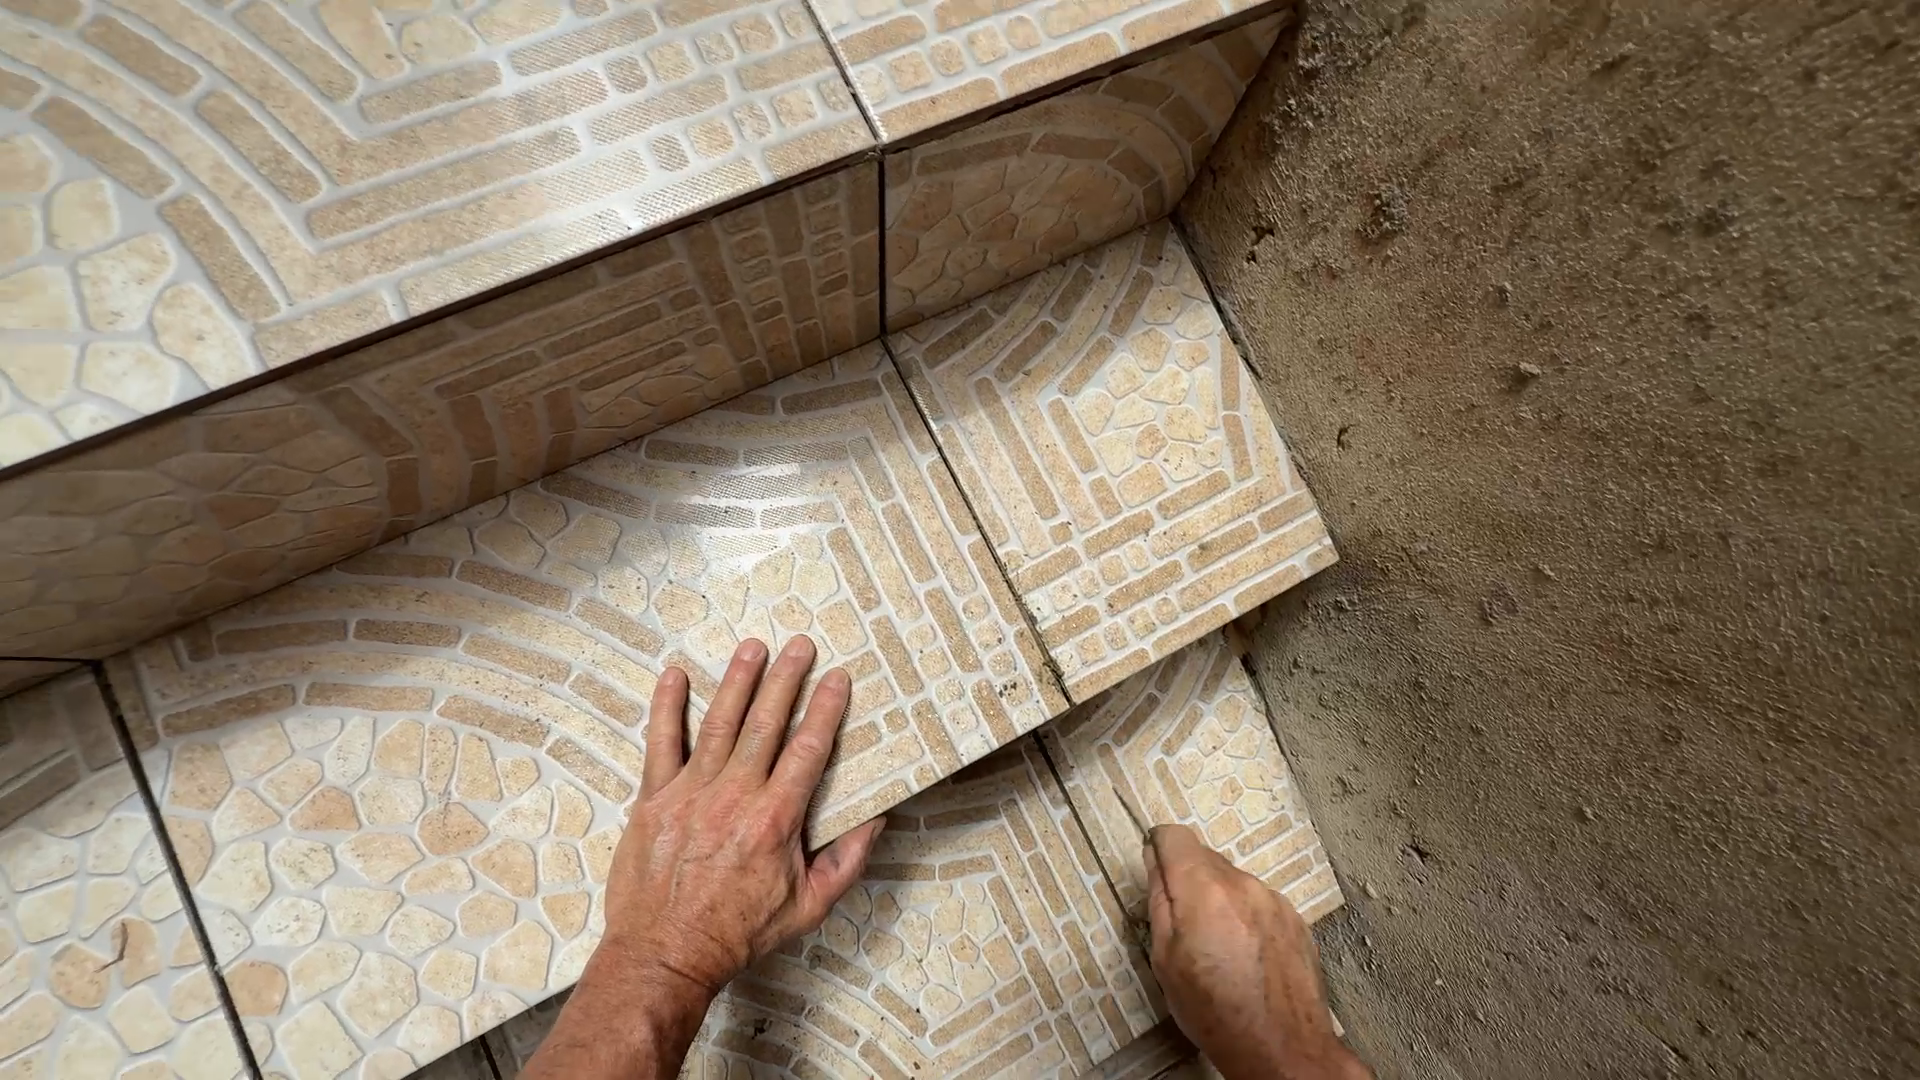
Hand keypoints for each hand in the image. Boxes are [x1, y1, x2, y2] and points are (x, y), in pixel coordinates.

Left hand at [527, 636, 884, 1079]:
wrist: (662, 956)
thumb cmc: (739, 932)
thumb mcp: (809, 906)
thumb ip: (848, 859)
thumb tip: (878, 816)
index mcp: (774, 819)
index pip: (808, 749)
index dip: (825, 709)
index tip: (837, 677)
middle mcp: (734, 796)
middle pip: (765, 724)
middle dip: (786, 679)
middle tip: (799, 644)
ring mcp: (690, 793)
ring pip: (718, 723)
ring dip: (737, 680)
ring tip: (753, 646)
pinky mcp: (653, 799)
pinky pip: (659, 744)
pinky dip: (666, 707)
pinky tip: (674, 675)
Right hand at [1145, 824, 1369, 1079]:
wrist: (1283, 1051)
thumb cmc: (1213, 1009)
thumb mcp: (1164, 957)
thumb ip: (1158, 898)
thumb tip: (1154, 858)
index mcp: (1203, 888)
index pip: (1174, 834)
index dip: (1160, 849)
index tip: (1158, 873)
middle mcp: (1241, 881)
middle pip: (1203, 856)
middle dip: (1189, 879)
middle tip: (1186, 924)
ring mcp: (1272, 898)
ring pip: (1232, 879)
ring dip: (1219, 898)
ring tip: (1221, 945)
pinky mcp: (1295, 917)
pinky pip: (1258, 900)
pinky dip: (1246, 914)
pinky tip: (1248, 954)